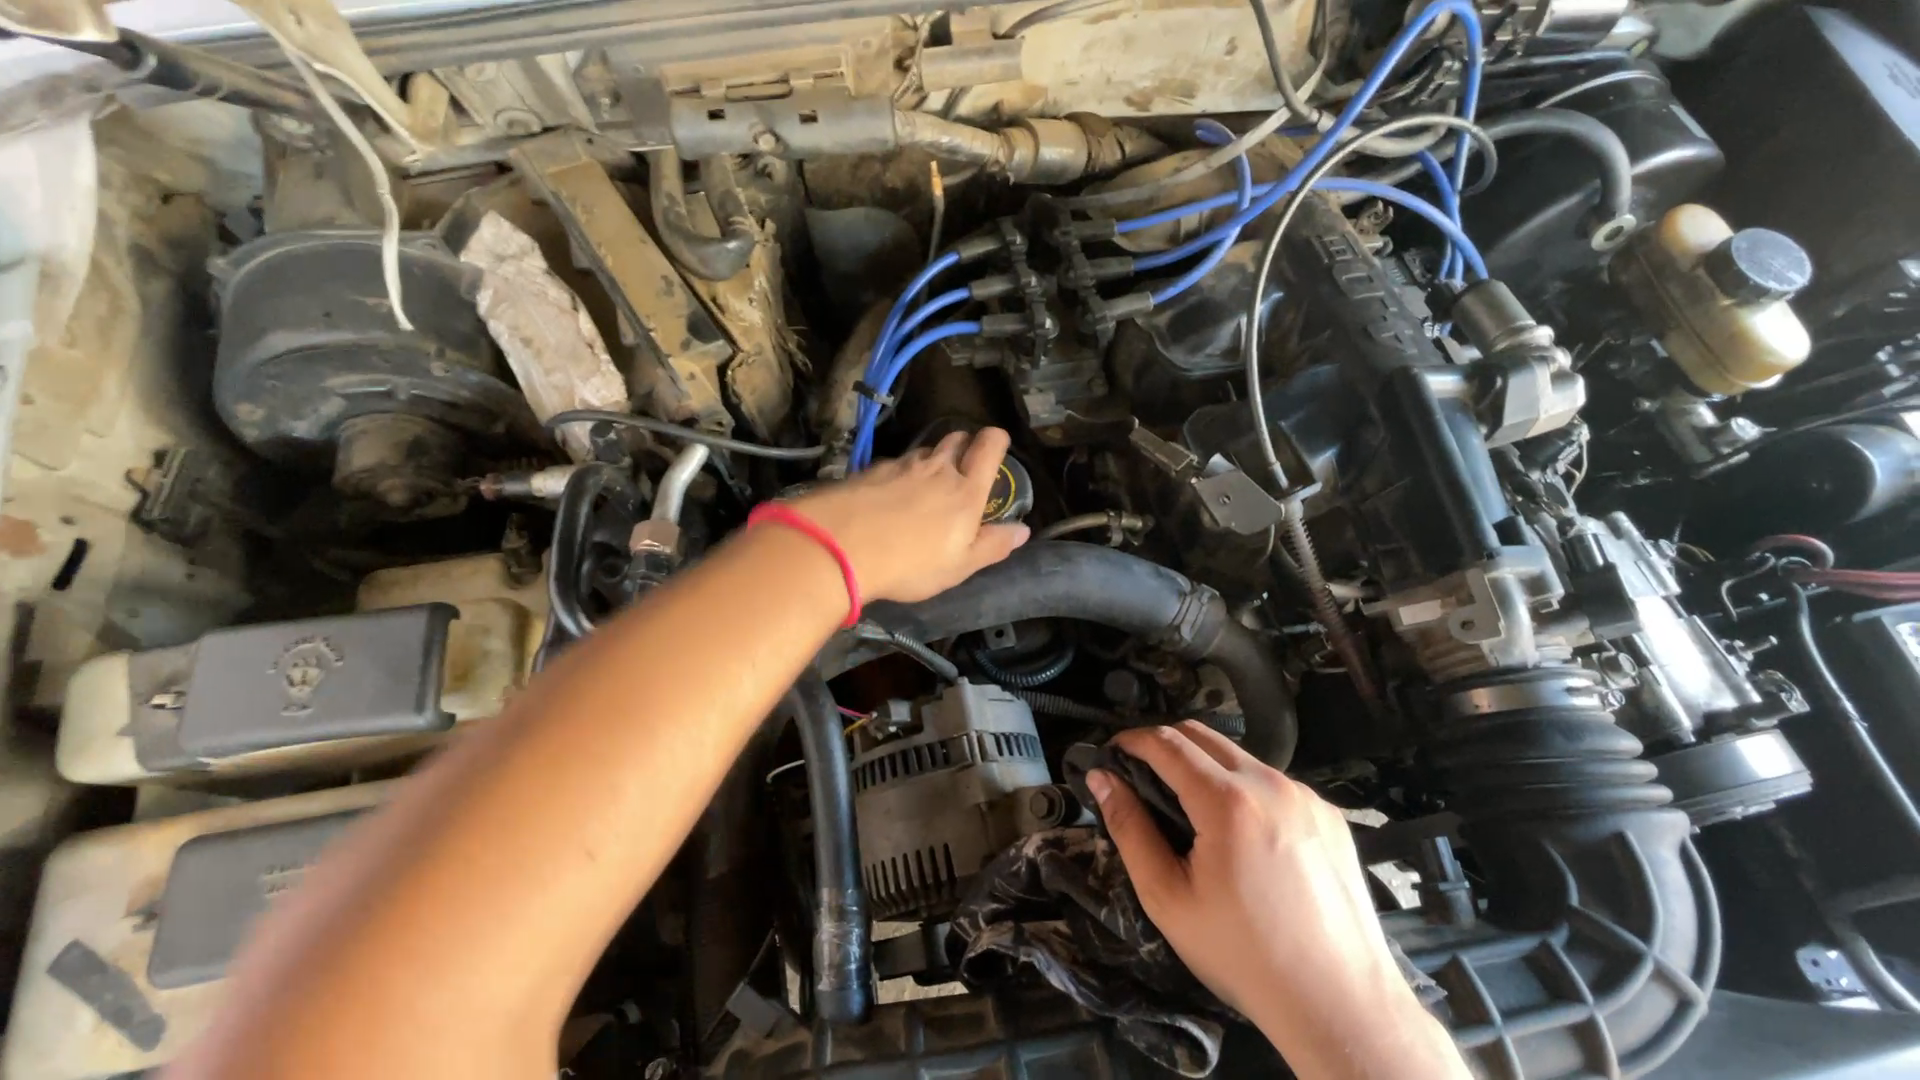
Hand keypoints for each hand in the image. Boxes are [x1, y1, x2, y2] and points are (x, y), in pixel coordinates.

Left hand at [787, 428, 1029, 603]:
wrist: (840, 546)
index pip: (990, 446)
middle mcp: (937, 469)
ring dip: (932, 460)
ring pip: (926, 450)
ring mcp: (901, 466)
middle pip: (957, 438)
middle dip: (965, 445)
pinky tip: (890, 496)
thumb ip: (992, 545)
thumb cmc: (910, 563)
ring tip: (926, 485)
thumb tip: (1022, 530)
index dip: (996, 440)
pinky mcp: (871, 470)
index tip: (996, 448)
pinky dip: (900, 473)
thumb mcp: (959, 566)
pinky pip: (895, 464)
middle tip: (963, 469)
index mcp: (966, 491)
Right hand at [1088, 722, 1468, 1078]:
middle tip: (1142, 778)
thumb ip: (1129, 829)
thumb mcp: (1167, 897)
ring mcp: (1307, 798)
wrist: (1338, 1001)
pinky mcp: (1331, 817)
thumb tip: (1101, 778)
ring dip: (1207, 769)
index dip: (1132, 740)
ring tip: (1192, 815)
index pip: (1168, 743)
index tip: (1111, 752)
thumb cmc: (1241, 953)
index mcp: (1228, 801)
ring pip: (1242, 759)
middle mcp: (1271, 784)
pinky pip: (1275, 786)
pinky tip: (1244, 839)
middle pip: (1204, 736)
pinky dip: (1246, 793)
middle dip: (1165, 745)